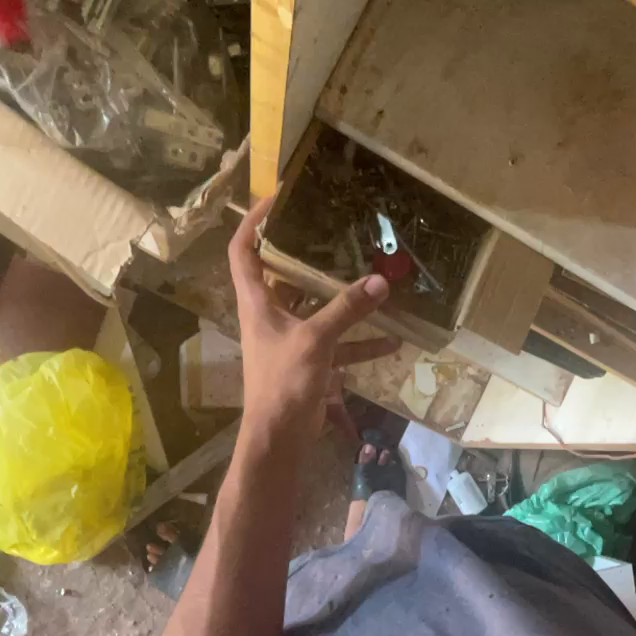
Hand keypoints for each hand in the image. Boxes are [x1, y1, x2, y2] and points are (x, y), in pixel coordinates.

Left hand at [228, 196, 400, 440]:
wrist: (279, 437)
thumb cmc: (283, 383)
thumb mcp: (315, 341)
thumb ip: (347, 310)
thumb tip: (380, 282)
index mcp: (257, 302)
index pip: (244, 249)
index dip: (254, 220)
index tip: (278, 198)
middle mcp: (271, 315)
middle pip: (286, 275)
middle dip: (310, 256)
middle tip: (338, 233)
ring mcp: (291, 340)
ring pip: (318, 310)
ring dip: (344, 300)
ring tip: (373, 280)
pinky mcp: (310, 363)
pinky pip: (338, 344)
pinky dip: (361, 342)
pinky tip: (392, 339)